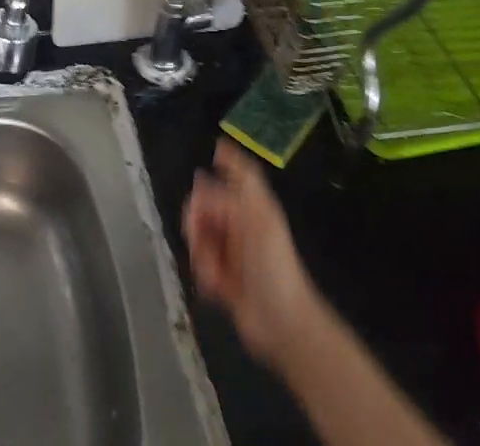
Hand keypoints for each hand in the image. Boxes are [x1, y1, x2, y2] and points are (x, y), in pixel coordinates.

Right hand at [183, 138, 324, 368]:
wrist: (281, 322)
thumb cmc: (274, 266)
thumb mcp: (260, 219)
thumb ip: (235, 190)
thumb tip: (208, 169)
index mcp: (253, 208)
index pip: (235, 178)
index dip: (222, 169)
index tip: (214, 157)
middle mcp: (241, 225)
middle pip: (205, 209)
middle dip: (198, 224)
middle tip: (199, 238)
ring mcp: (231, 252)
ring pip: (199, 239)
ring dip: (202, 255)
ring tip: (215, 274)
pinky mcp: (223, 278)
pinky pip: (201, 266)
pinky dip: (205, 275)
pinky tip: (217, 289)